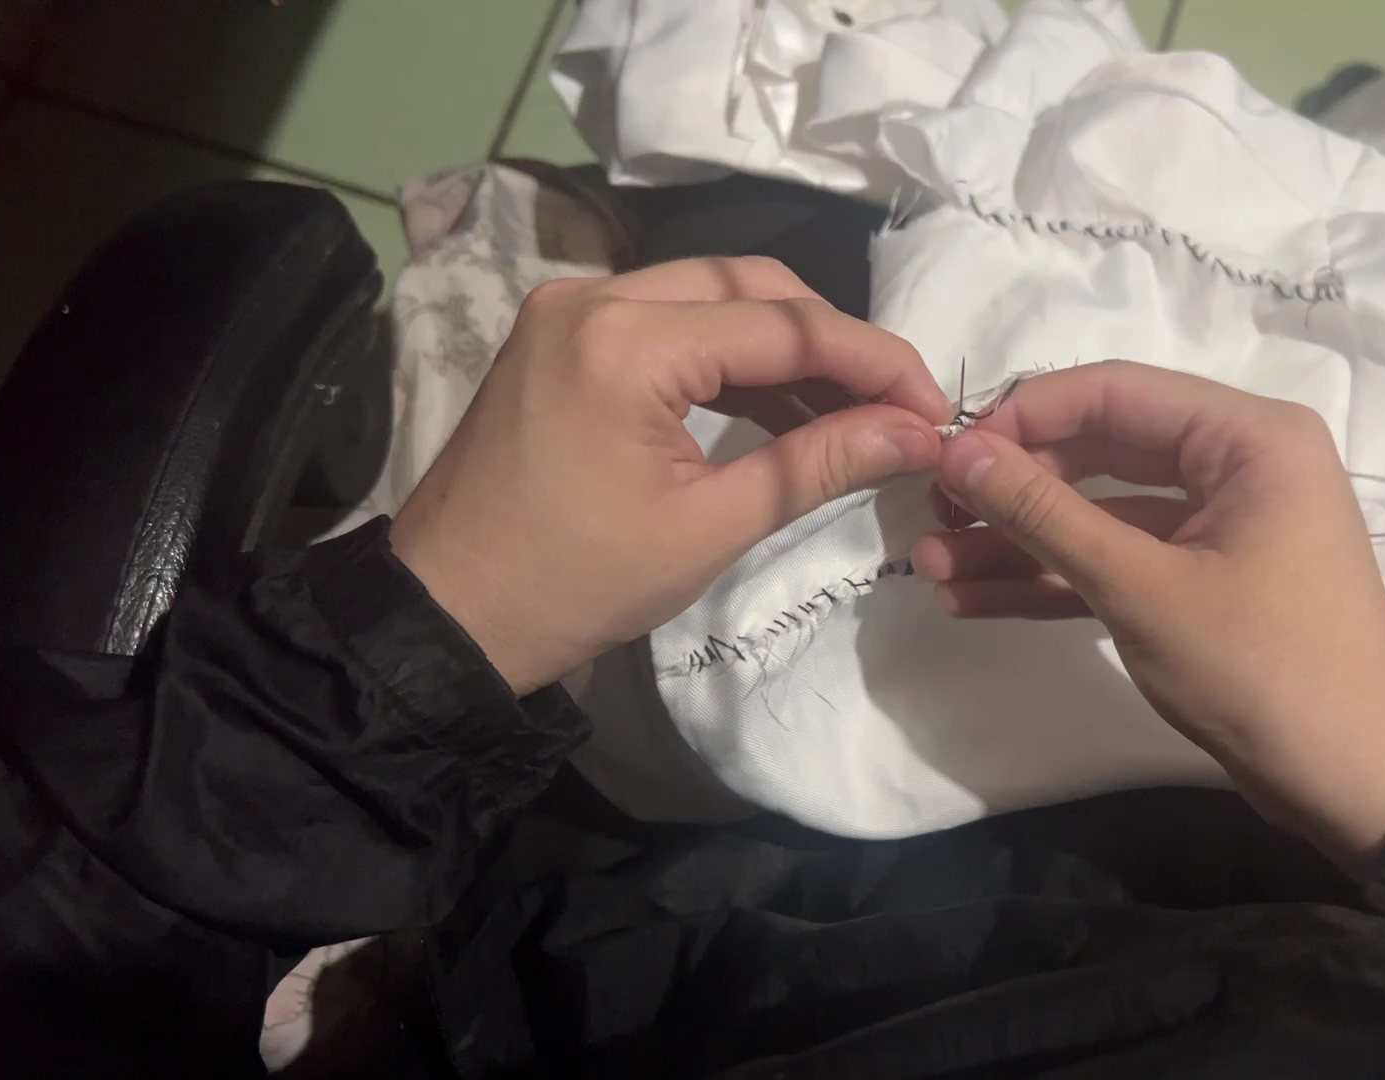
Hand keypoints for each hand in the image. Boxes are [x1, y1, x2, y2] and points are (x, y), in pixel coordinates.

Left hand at [391, 257, 952, 694]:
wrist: (452, 615)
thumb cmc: (580, 584)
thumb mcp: (711, 528)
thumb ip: (819, 464)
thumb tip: (916, 435)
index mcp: (626, 342)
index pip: (786, 326)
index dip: (875, 361)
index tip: (931, 405)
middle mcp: (596, 296)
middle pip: (754, 289)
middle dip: (836, 343)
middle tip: (894, 404)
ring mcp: (573, 310)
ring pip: (715, 299)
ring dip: (789, 349)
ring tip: (852, 410)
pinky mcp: (567, 337)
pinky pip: (674, 327)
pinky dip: (735, 361)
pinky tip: (782, 405)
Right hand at [912, 361, 1384, 863]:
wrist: (1350, 790)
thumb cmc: (1260, 671)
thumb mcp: (1139, 586)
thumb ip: (1044, 513)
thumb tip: (959, 452)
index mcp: (1245, 437)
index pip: (1111, 393)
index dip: (1021, 418)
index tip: (949, 455)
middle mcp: (1230, 464)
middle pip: (1095, 453)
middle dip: (1010, 492)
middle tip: (933, 515)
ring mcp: (1208, 525)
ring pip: (1094, 514)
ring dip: (1017, 542)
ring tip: (933, 569)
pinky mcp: (1190, 577)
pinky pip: (1110, 561)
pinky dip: (1050, 579)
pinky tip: (973, 598)